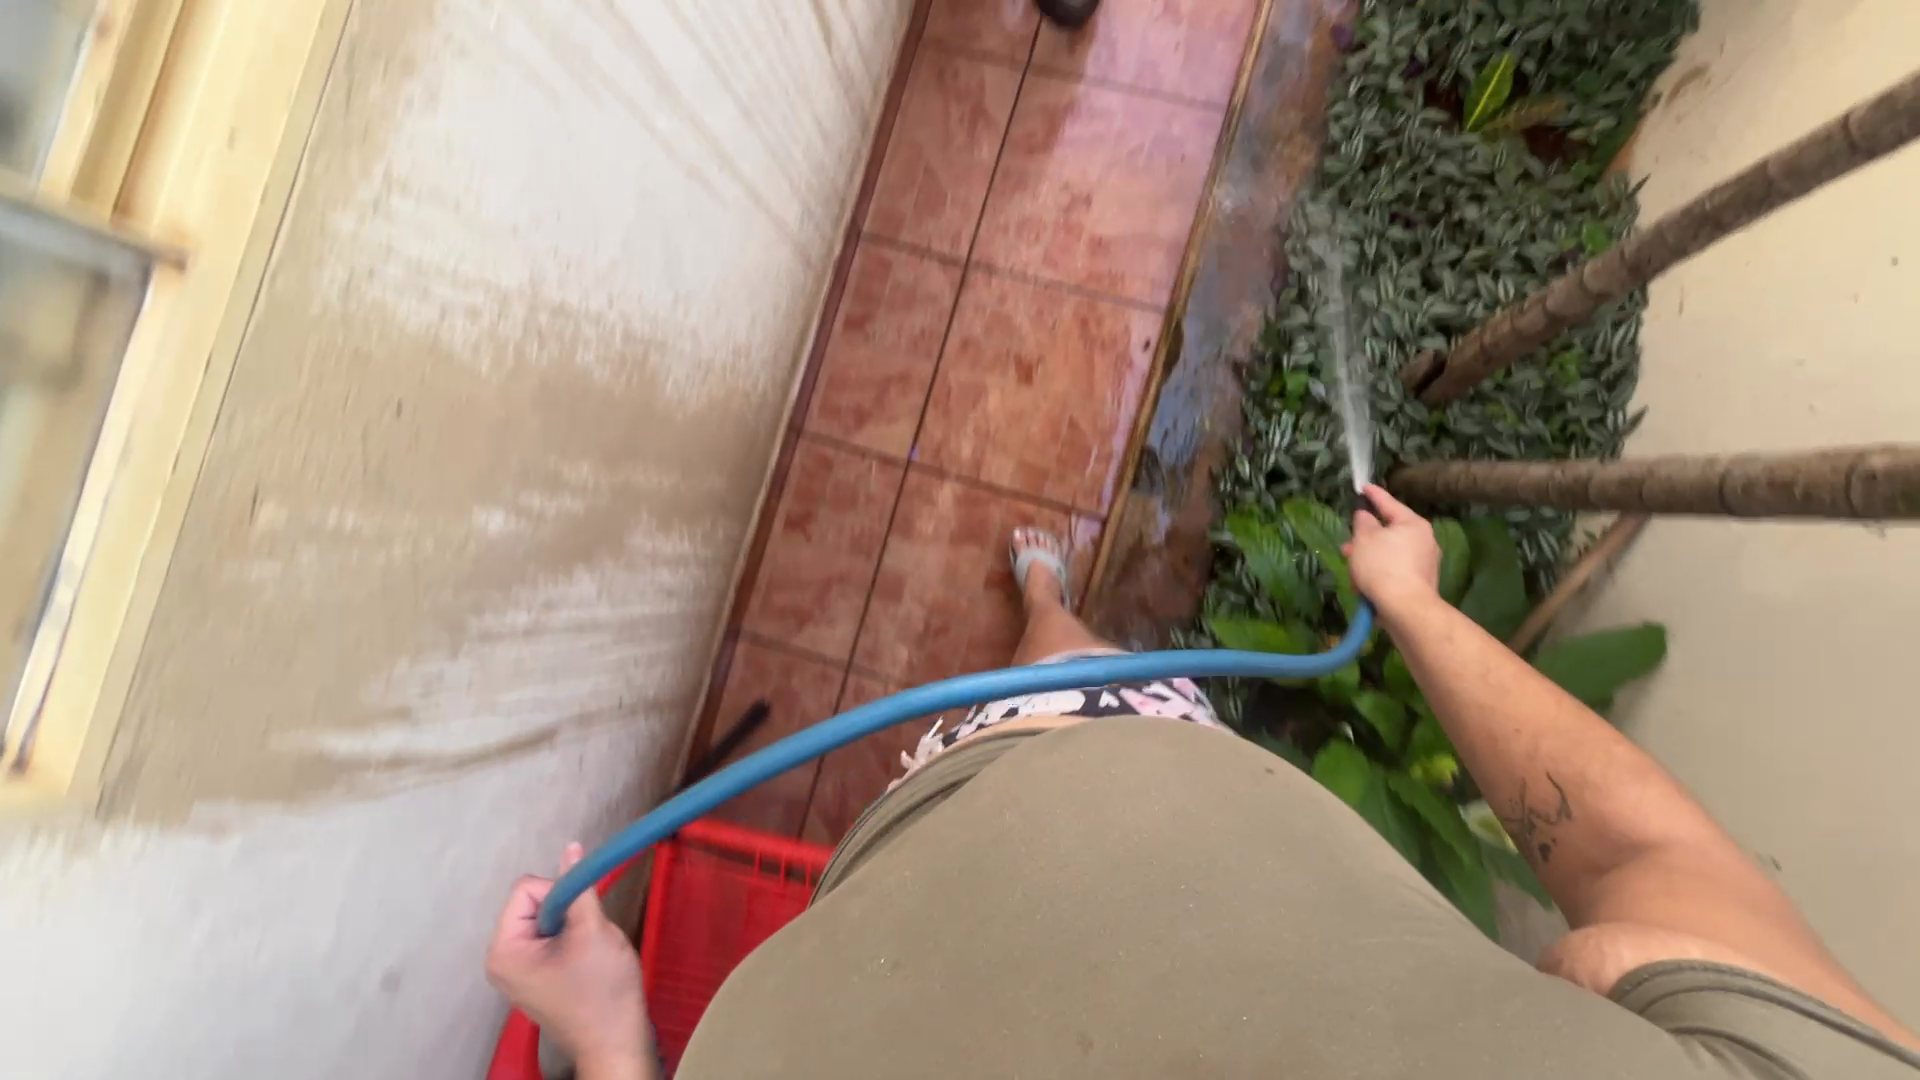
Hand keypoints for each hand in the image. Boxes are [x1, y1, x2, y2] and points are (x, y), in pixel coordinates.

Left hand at [486, 843, 651, 1075]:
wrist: (615, 1037)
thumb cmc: (601, 986)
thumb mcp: (592, 929)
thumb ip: (578, 886)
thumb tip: (571, 847)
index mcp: (504, 949)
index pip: (526, 888)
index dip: (560, 891)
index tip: (581, 917)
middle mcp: (501, 958)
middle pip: (533, 900)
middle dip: (566, 906)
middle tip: (586, 934)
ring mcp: (517, 969)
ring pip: (546, 915)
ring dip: (571, 921)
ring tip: (588, 948)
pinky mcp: (534, 974)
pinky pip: (549, 934)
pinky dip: (570, 935)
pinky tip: (585, 957)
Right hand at [1344, 484, 1439, 614]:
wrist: (1404, 606)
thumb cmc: (1382, 566)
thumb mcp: (1363, 539)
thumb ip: (1362, 522)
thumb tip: (1365, 516)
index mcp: (1412, 524)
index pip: (1389, 503)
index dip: (1373, 494)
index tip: (1363, 487)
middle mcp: (1424, 539)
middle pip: (1388, 532)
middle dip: (1365, 539)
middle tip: (1348, 546)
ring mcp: (1425, 561)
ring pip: (1389, 552)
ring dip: (1368, 558)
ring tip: (1353, 571)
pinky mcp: (1420, 580)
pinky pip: (1394, 569)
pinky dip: (1379, 572)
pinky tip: (1364, 584)